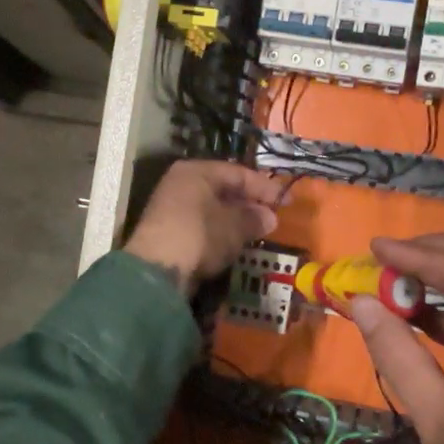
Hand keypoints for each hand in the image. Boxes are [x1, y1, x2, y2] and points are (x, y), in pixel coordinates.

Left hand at [123, 161, 282, 296]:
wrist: (157, 271)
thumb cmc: (200, 235)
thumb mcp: (234, 226)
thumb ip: (254, 218)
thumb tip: (270, 217)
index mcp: (196, 172)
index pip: (238, 173)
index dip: (265, 187)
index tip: (287, 201)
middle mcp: (181, 183)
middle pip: (223, 189)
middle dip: (249, 203)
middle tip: (272, 216)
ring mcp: (171, 207)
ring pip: (212, 208)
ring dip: (235, 219)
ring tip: (257, 231)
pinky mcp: (168, 231)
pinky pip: (202, 225)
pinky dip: (220, 231)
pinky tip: (233, 243)